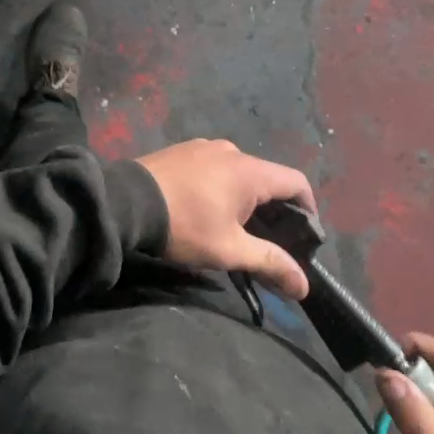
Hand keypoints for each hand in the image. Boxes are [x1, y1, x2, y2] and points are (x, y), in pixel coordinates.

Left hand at [134, 139, 316, 298]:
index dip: (308, 211)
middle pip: (266, 178)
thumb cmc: (184, 225)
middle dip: (274, 211)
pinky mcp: (180, 152)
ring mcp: (201, 147)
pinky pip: (213, 168)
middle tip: (270, 244)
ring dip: (245, 200)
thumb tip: (304, 286)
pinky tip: (208, 211)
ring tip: (238, 231)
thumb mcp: (230, 250)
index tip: (305, 240)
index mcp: (248, 170)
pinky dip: (221, 188)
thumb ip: (270, 263)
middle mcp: (229, 150)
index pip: (296, 182)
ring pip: (238, 173)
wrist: (125, 202)